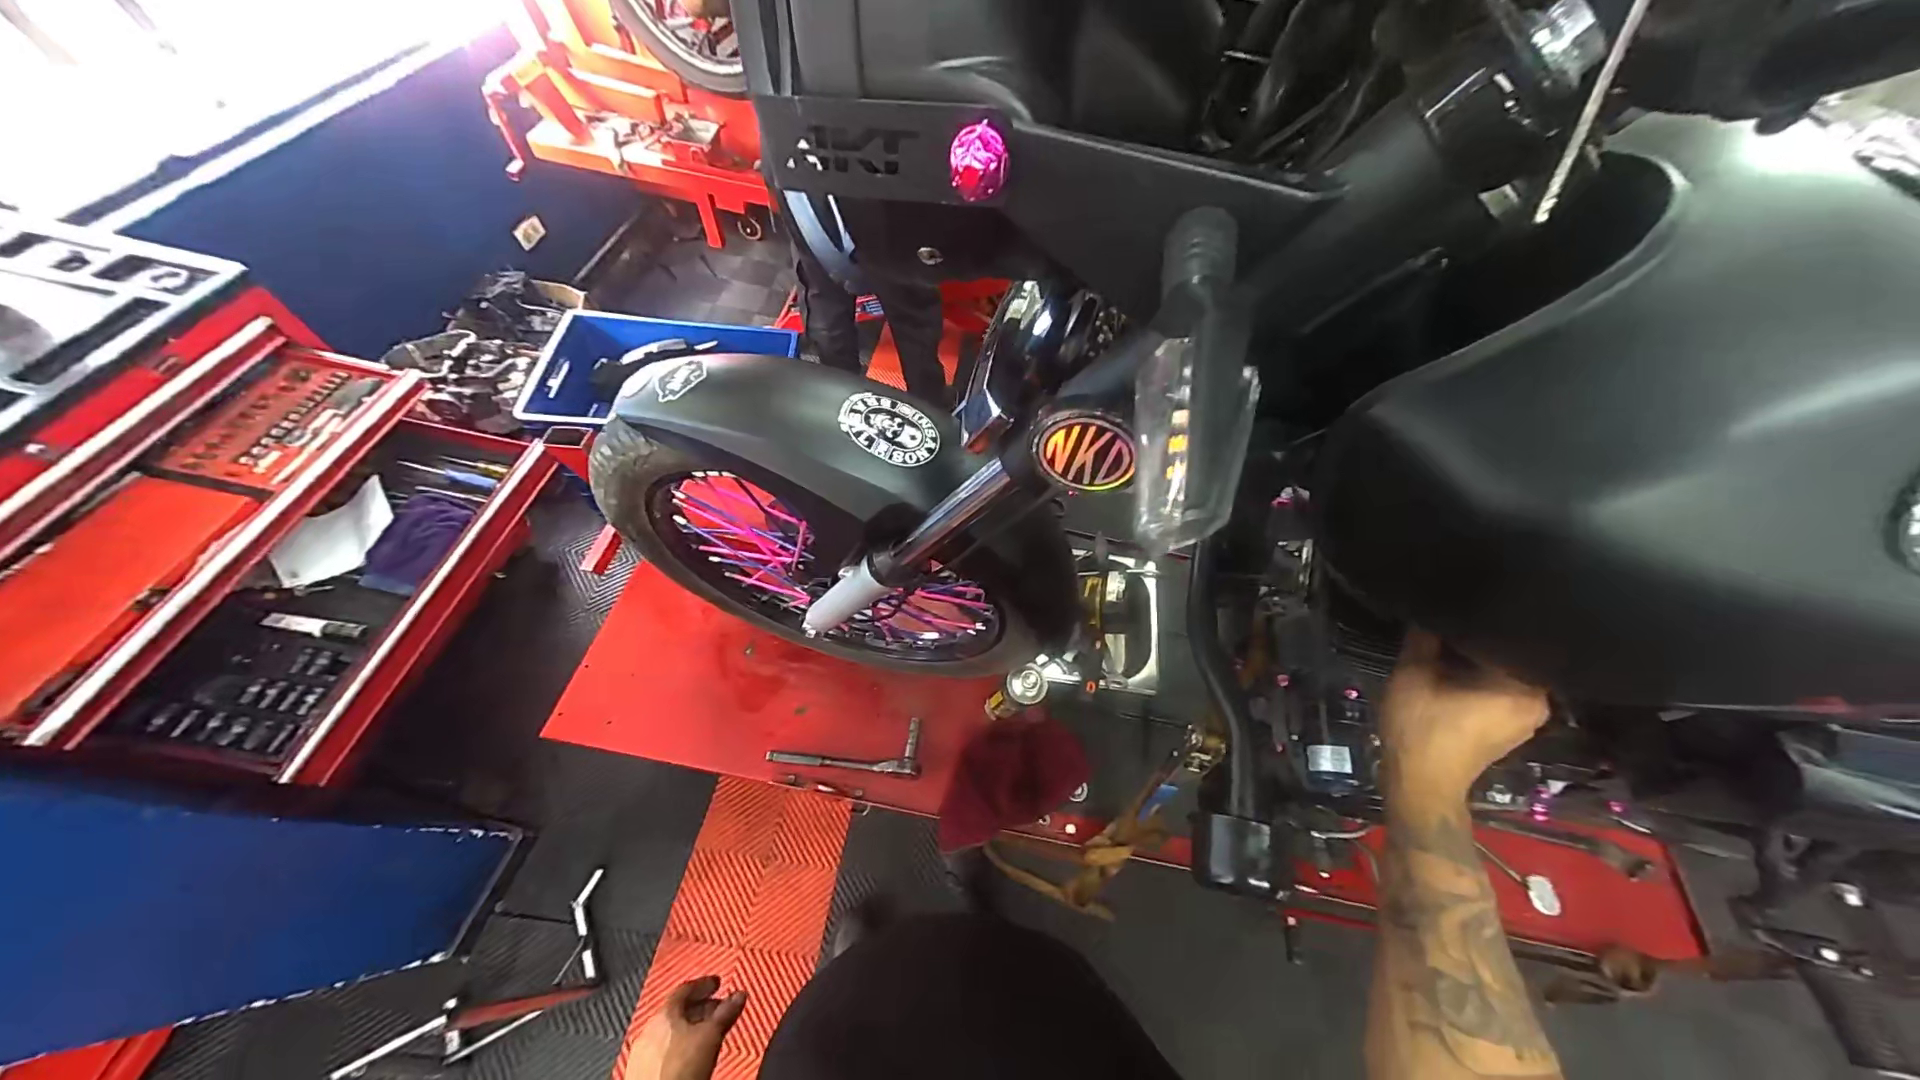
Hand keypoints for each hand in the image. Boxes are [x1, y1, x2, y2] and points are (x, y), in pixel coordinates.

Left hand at [626, 976, 747, 1079]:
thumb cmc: (679, 1071)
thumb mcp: (712, 1034)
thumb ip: (726, 1012)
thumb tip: (738, 996)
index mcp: (663, 1015)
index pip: (685, 989)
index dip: (704, 984)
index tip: (716, 983)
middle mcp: (649, 1031)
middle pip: (678, 1011)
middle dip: (701, 1008)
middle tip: (719, 1007)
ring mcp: (643, 1055)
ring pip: (671, 1033)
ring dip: (691, 1029)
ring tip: (709, 1034)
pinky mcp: (643, 1074)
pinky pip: (665, 1052)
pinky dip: (681, 1047)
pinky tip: (692, 1056)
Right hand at [1378, 630, 1548, 803]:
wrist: (1421, 781)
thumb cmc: (1420, 727)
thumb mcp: (1412, 674)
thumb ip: (1423, 639)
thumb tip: (1431, 613)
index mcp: (1523, 686)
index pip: (1511, 637)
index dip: (1482, 620)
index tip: (1459, 610)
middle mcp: (1539, 700)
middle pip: (1510, 656)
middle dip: (1480, 641)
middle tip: (1451, 624)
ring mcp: (1530, 717)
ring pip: (1505, 673)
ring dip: (1479, 661)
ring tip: (1451, 646)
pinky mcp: (1513, 727)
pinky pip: (1503, 690)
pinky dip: (1482, 679)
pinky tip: (1456, 673)